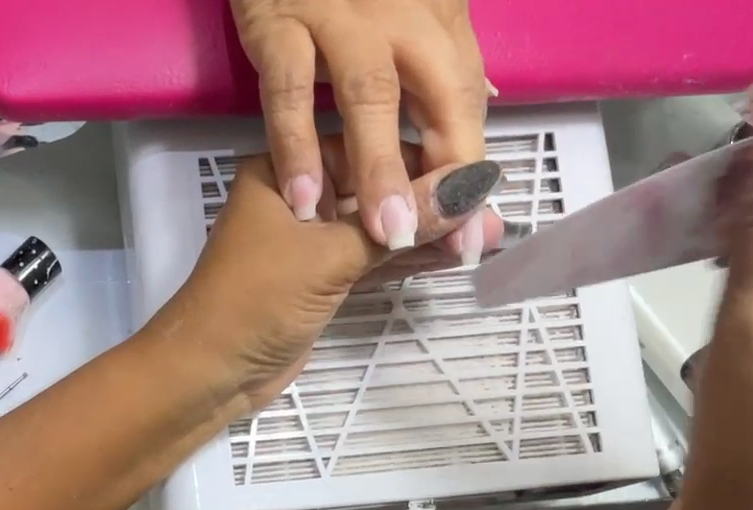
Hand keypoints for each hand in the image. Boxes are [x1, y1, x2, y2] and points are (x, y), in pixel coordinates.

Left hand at [142, 136, 504, 409]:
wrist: (206, 373)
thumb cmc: (253, 302)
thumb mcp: (328, 256)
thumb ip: (400, 222)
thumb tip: (472, 187)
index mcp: (285, 170)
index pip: (368, 150)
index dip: (426, 167)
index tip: (480, 182)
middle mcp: (296, 197)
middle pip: (377, 190)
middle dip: (433, 206)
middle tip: (489, 221)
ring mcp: (306, 242)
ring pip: (377, 229)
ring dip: (426, 237)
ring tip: (483, 241)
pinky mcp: (316, 281)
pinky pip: (369, 260)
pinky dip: (404, 261)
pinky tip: (447, 258)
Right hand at [229, 0, 491, 259]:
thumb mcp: (401, 14)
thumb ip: (431, 67)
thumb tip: (472, 118)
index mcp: (435, 15)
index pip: (465, 97)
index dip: (468, 169)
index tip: (470, 235)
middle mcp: (401, 11)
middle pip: (437, 93)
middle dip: (441, 176)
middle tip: (443, 243)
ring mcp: (339, 17)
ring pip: (370, 95)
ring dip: (380, 170)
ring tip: (386, 236)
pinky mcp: (280, 25)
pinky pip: (290, 92)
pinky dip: (298, 147)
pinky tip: (305, 200)